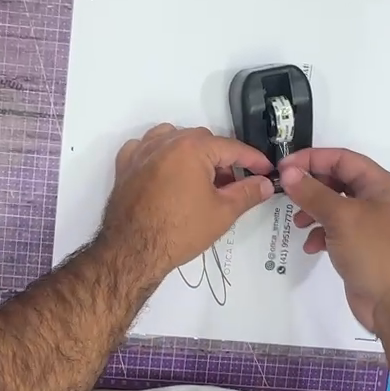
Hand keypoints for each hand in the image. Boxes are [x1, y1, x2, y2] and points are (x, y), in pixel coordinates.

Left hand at [98, 124, 275, 282]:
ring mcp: (141, 152)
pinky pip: (146, 148)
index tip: (264, 170)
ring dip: (192, 153)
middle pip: (203, 141)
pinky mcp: (125, 166)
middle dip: (222, 160)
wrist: (133, 251)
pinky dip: (160, 155)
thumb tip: (263, 183)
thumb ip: (247, 193)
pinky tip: (169, 173)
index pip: (231, 148)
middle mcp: (165, 142)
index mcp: (192, 148)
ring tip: (201, 179)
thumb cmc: (177, 232)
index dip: (252, 160)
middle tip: (233, 184)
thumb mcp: (222, 213)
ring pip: (174, 139)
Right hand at [278, 148, 389, 335]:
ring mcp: (370, 226)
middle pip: (338, 182)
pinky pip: (336, 232)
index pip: (343, 159)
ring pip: (335, 208)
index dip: (313, 159)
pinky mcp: (362, 249)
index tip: (284, 167)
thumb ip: (313, 193)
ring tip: (298, 224)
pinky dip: (321, 235)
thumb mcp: (342, 217)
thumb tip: (288, 173)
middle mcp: (378, 201)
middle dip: (312, 187)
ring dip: (313, 212)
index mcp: (381, 185)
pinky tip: (313, 247)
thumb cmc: (376, 251)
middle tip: (286, 194)